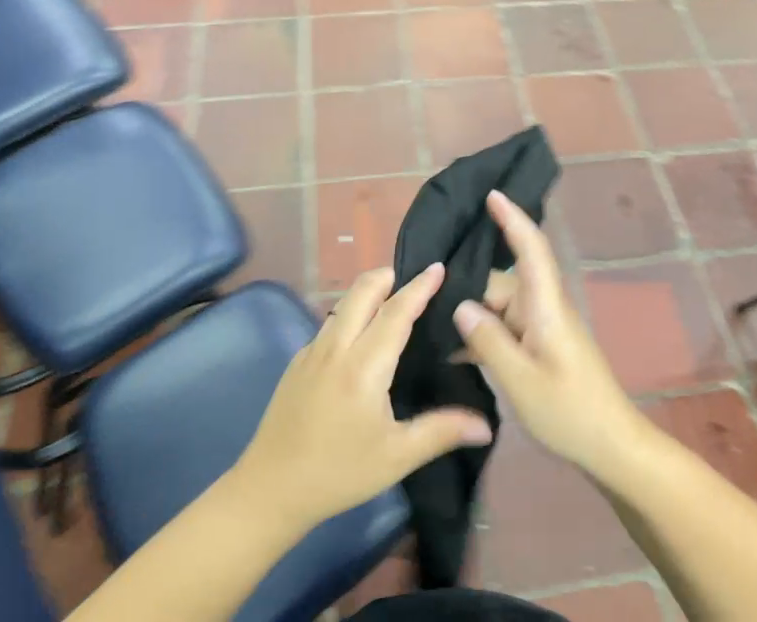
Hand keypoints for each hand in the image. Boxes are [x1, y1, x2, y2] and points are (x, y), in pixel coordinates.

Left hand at [230, 264, 494, 532]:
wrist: (270, 488)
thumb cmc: (338, 473)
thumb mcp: (396, 457)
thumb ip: (442, 432)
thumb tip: (487, 426)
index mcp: (364, 366)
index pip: (396, 312)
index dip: (419, 287)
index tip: (438, 267)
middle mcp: (335, 348)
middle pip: (362, 291)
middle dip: (389, 277)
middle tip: (416, 279)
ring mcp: (311, 352)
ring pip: (342, 305)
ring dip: (368, 293)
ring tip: (392, 302)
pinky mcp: (297, 363)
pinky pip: (328, 325)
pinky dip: (350, 315)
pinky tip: (361, 339)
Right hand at [454, 192, 649, 475]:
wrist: (611, 448)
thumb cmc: (570, 411)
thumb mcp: (521, 381)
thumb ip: (488, 342)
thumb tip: (460, 307)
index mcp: (545, 308)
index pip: (531, 250)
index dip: (513, 219)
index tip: (492, 195)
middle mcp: (543, 310)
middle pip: (500, 284)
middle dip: (465, 289)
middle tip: (420, 302)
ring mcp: (542, 330)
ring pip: (497, 309)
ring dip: (470, 320)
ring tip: (426, 331)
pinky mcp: (540, 349)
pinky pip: (504, 331)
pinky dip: (481, 338)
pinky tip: (451, 355)